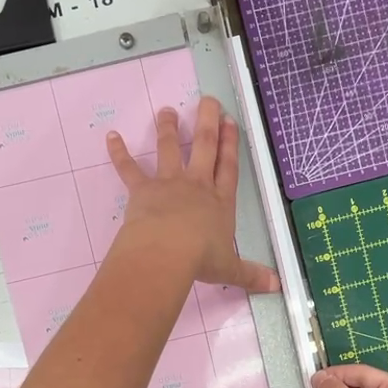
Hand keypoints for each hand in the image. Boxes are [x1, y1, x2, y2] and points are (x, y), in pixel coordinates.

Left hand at [106, 97, 278, 293]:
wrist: (167, 253)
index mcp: (220, 203)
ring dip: (168, 128)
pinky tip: (111, 136)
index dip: (231, 145)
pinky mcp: (143, 190)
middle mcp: (197, 186)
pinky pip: (129, 169)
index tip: (230, 123)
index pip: (228, 168)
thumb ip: (251, 275)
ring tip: (167, 111)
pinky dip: (119, 152)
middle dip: (208, 122)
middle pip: (204, 146)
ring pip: (169, 149)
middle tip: (208, 101)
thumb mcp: (230, 269)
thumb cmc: (202, 260)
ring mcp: (169, 184)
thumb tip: (276, 286)